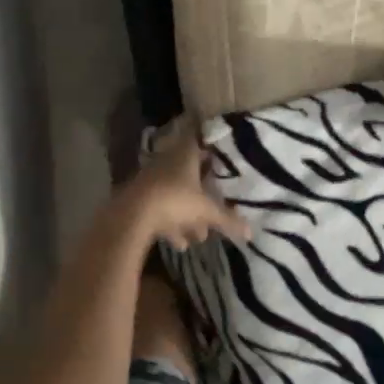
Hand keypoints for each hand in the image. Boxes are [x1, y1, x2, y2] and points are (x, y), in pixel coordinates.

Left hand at [123, 120, 251, 250]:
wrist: (132, 215)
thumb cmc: (174, 200)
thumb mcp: (205, 211)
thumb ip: (227, 220)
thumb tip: (251, 232)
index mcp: (184, 155)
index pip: (198, 140)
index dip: (209, 145)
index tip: (220, 154)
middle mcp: (168, 161)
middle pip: (189, 170)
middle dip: (203, 189)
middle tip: (216, 201)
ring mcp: (152, 179)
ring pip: (176, 192)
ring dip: (188, 212)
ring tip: (201, 234)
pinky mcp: (141, 198)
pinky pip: (162, 208)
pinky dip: (172, 224)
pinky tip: (180, 243)